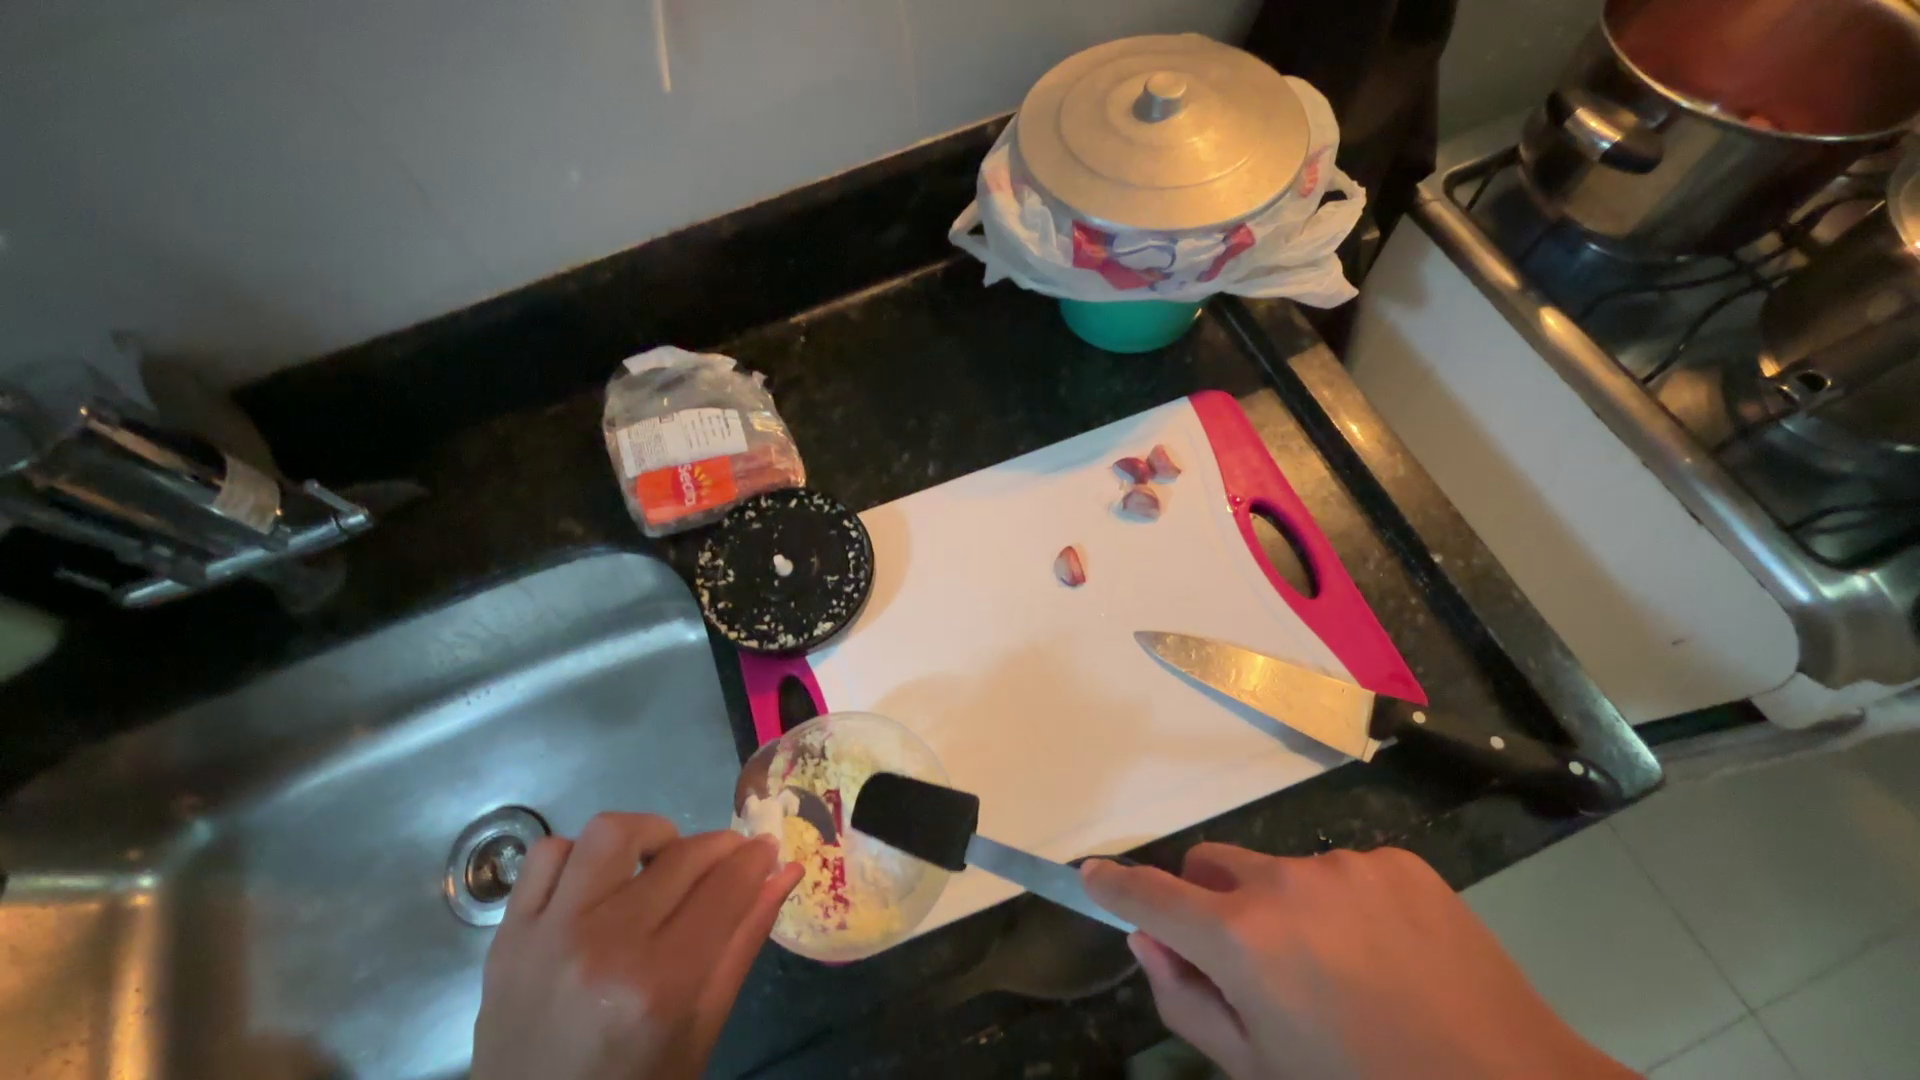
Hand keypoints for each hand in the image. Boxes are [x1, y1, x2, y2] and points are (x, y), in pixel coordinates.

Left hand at [472, 813, 802, 1079]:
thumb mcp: (701, 1029)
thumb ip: (744, 941)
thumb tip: (786, 871)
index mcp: (661, 986)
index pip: (726, 887)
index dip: (756, 858)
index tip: (766, 848)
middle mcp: (605, 947)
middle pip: (681, 856)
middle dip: (720, 846)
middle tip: (728, 859)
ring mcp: (548, 935)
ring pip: (611, 833)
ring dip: (651, 834)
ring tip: (662, 860)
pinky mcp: (507, 933)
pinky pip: (548, 853)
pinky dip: (582, 855)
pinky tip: (602, 882)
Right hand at [1082, 844, 1636, 1079]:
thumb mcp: (1260, 1070)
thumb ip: (1185, 1001)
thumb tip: (1145, 943)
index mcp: (1241, 940)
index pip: (1151, 896)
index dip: (1115, 886)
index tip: (1091, 875)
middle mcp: (1284, 883)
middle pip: (1212, 865)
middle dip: (1211, 901)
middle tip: (1252, 962)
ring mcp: (1344, 865)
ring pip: (1280, 871)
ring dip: (1284, 909)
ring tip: (1343, 973)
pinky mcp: (1397, 861)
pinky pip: (1341, 871)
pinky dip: (1342, 905)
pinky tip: (1388, 957)